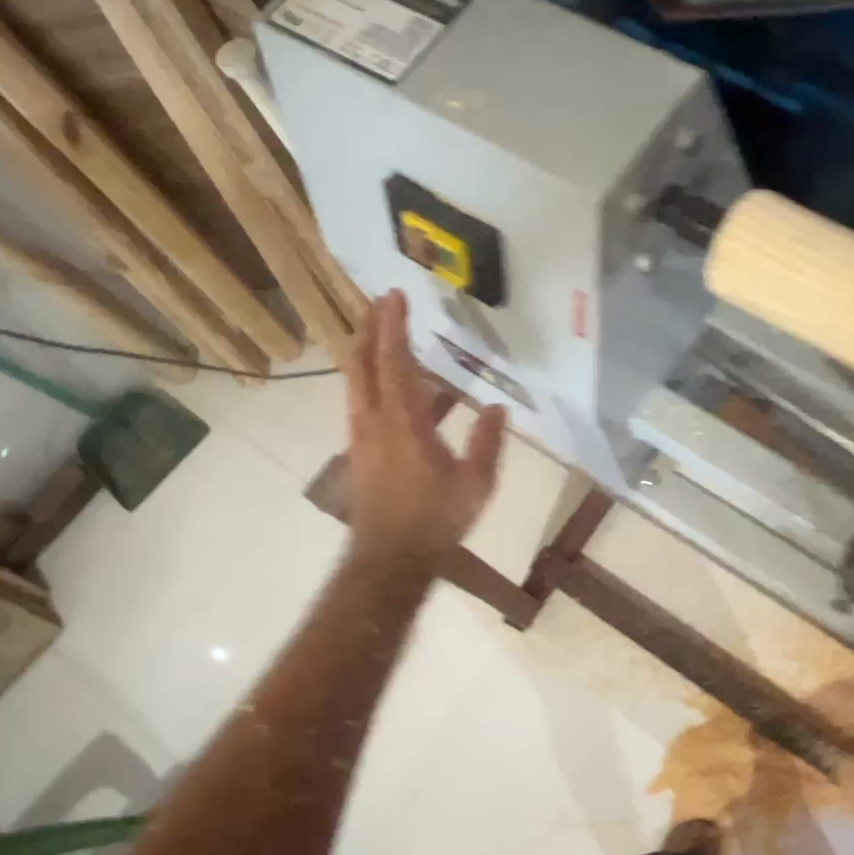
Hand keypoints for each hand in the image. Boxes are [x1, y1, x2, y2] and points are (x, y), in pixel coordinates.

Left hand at [344, 290, 505, 560]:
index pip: (394, 361)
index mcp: (404, 421)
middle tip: (379, 305)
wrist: (390, 559)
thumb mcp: (476, 482)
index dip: (394, 326)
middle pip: (361, 363)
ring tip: (382, 340)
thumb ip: (487, 442)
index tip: (394, 296)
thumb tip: (497, 408)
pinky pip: (363, 405)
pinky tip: (395, 395)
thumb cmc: (435, 519)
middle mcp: (374, 421)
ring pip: (356, 384)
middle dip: (369, 330)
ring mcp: (361, 438)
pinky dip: (373, 385)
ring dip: (366, 355)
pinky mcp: (359, 454)